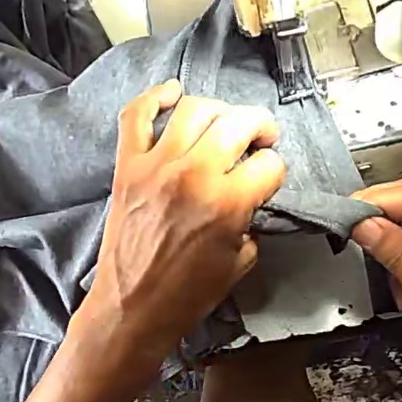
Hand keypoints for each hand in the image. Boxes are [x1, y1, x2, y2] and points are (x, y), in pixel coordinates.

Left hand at [77, 82, 286, 366]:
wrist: (132, 308)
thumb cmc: (183, 295)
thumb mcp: (238, 263)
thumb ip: (250, 222)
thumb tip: (250, 197)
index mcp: (226, 203)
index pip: (269, 163)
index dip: (274, 170)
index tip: (268, 177)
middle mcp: (193, 175)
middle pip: (239, 122)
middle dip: (259, 126)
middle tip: (260, 138)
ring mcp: (155, 166)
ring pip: (194, 109)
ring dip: (218, 110)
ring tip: (224, 123)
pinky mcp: (127, 167)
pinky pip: (136, 116)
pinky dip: (154, 97)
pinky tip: (172, 93)